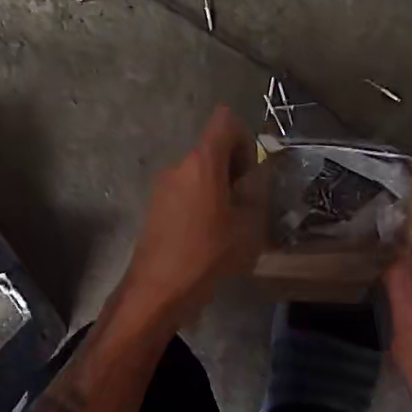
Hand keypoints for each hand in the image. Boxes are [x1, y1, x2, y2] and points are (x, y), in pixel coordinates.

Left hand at [119, 106, 264, 324]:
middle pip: (212, 150)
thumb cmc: (208, 255)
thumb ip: (256, 197)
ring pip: (199, 174)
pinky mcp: (155, 208)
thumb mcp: (249, 228)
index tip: (251, 172)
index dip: (245, 138)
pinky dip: (201, 205)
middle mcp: (179, 166)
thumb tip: (253, 184)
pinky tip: (208, 238)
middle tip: (246, 205)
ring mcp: (162, 187)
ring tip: (229, 226)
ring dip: (218, 191)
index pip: (225, 121)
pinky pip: (185, 193)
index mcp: (203, 163)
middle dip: (234, 170)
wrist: (158, 290)